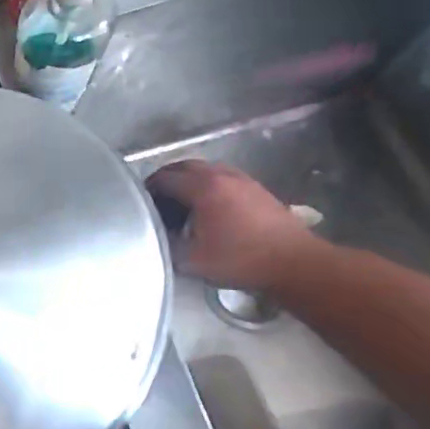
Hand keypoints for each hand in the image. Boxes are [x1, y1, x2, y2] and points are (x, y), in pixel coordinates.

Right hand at [147, 159, 321, 290]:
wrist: (292, 261)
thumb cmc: (238, 259)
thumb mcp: (190, 259)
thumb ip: (165, 242)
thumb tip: (153, 233)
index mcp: (204, 188)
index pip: (165, 178)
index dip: (146, 189)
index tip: (137, 204)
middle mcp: (223, 176)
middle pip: (185, 166)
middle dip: (165, 179)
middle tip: (152, 200)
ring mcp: (243, 180)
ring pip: (205, 169)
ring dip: (186, 180)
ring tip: (176, 204)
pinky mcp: (255, 189)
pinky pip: (221, 177)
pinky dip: (205, 185)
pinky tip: (203, 208)